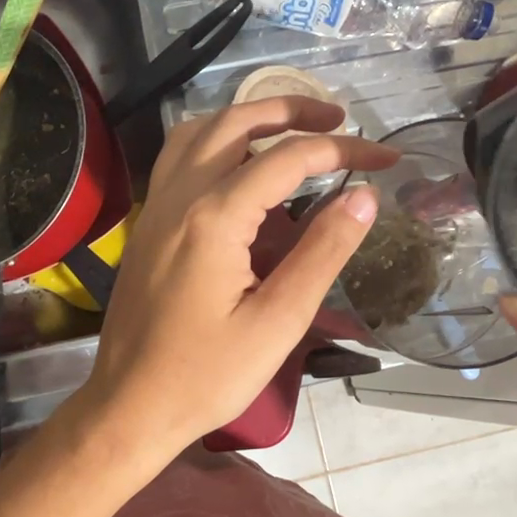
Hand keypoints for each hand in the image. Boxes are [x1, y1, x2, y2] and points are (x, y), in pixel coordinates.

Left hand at [80, 96, 398, 452]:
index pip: (287, 158)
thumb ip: (322, 253)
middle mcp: (178, 198)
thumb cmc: (207, 376)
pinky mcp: (146, 227)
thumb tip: (364, 197)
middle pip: (234, 124)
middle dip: (290, 111)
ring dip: (246, 120)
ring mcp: (154, 209)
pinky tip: (237, 169)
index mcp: (213, 218)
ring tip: (290, 132)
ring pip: (197, 134)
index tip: (386, 161)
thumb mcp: (277, 322)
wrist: (130, 405)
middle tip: (339, 119)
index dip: (343, 151)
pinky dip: (213, 143)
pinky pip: (177, 161)